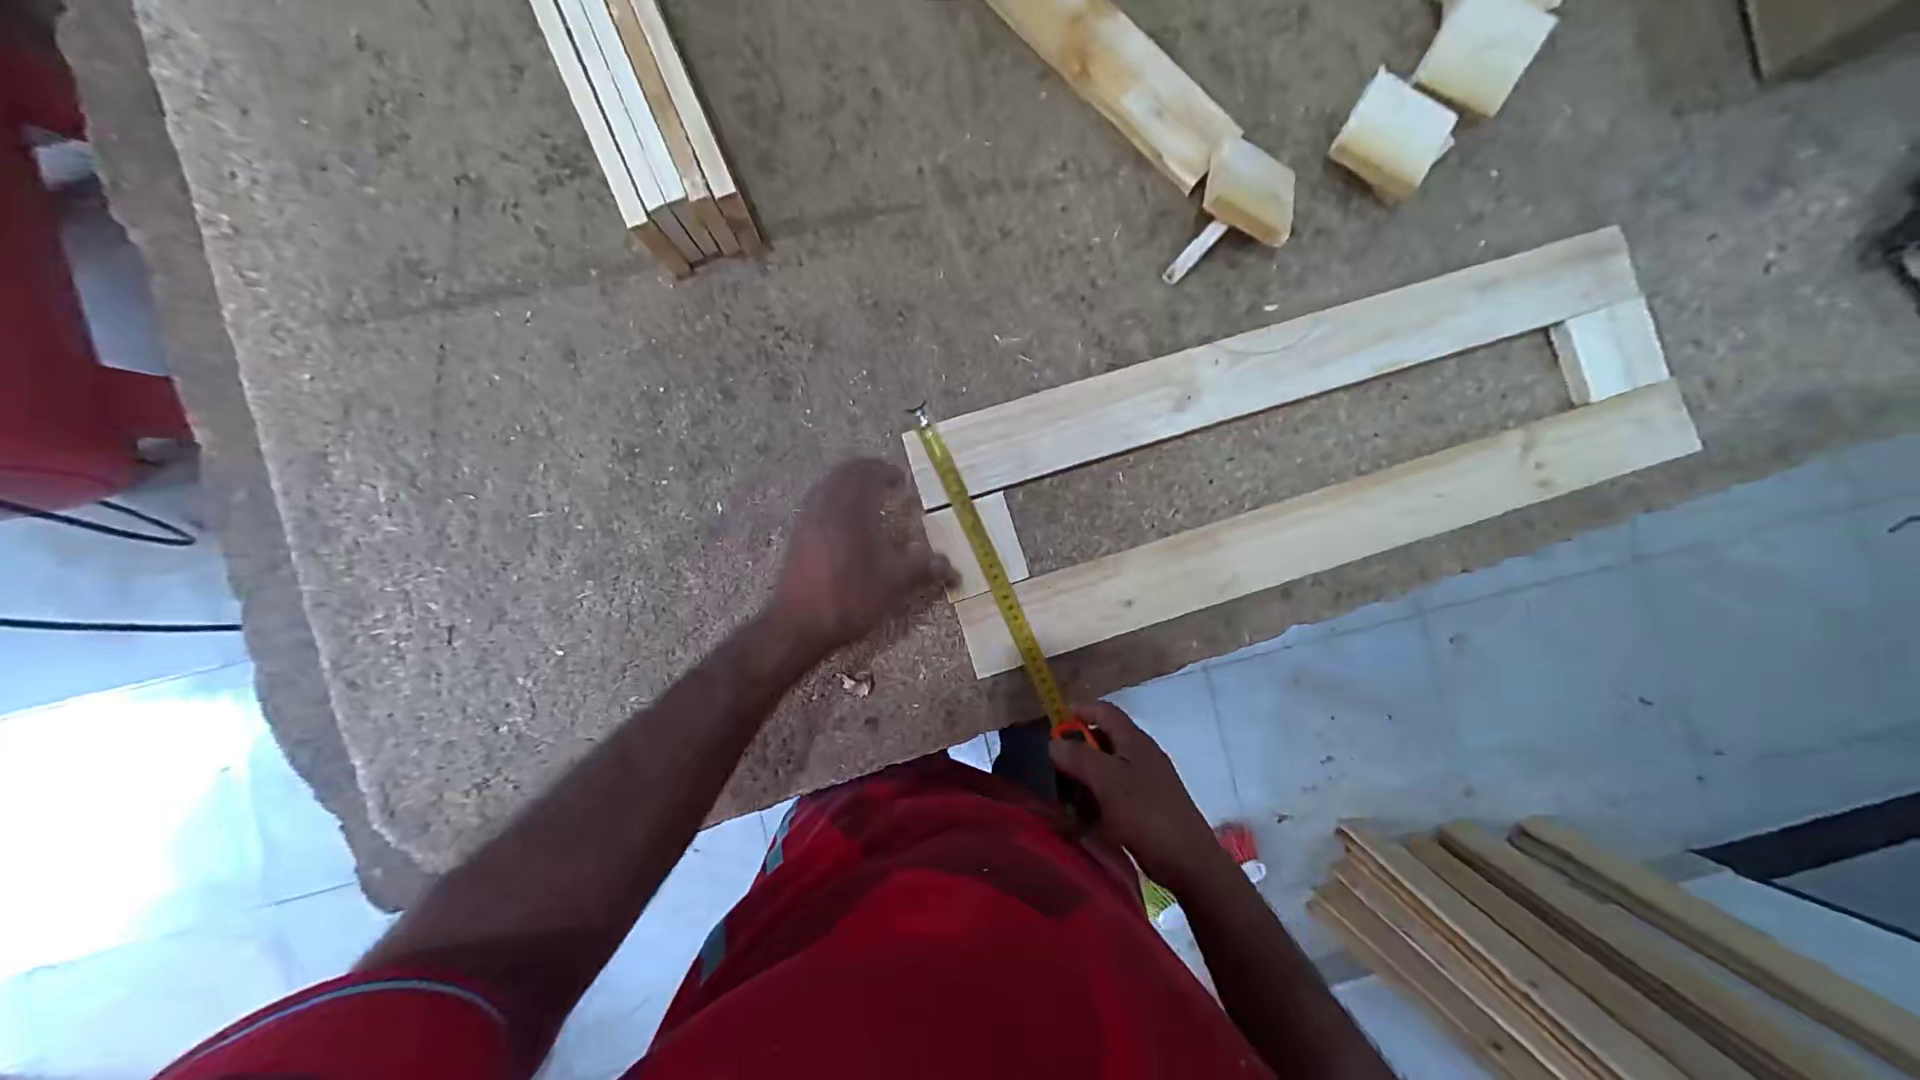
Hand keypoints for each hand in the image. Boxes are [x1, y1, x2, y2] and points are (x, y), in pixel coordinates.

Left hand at [767, 458, 954, 653]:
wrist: (798, 625)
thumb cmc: (851, 597)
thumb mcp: (895, 583)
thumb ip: (924, 568)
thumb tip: (952, 568)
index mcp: (852, 508)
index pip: (868, 473)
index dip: (886, 472)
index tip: (901, 480)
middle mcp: (826, 505)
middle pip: (844, 474)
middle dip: (866, 473)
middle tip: (885, 483)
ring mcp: (807, 521)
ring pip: (828, 487)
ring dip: (848, 486)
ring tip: (868, 502)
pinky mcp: (797, 537)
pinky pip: (818, 505)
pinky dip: (834, 503)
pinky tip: (846, 526)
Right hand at [1049, 701, 1229, 892]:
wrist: (1188, 863)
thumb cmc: (1146, 814)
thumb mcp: (1107, 781)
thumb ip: (1079, 757)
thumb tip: (1053, 742)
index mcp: (1134, 741)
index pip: (1104, 711)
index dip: (1078, 712)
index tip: (1053, 728)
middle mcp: (1141, 755)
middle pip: (1103, 740)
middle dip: (1077, 750)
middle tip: (1054, 767)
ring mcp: (1145, 781)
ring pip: (1107, 769)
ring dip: (1084, 777)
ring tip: (1064, 795)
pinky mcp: (1145, 806)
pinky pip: (1114, 793)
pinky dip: (1097, 799)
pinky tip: (1083, 817)